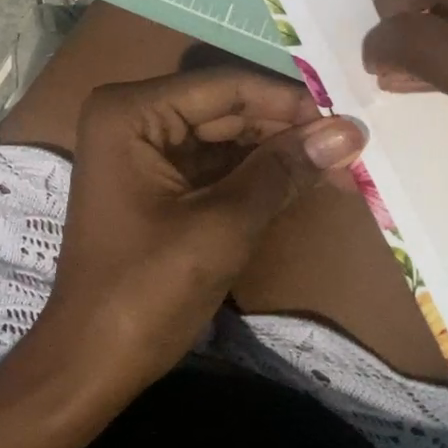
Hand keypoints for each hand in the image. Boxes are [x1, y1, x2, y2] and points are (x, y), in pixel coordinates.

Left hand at [43, 69, 366, 391]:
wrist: (91, 360)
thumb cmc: (146, 289)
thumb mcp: (222, 226)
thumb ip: (282, 172)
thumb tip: (348, 131)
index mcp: (130, 111)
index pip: (223, 87)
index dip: (288, 100)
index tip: (349, 117)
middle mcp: (131, 117)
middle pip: (224, 108)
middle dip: (286, 129)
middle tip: (356, 148)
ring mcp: (140, 149)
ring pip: (222, 136)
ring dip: (277, 153)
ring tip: (344, 167)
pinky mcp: (153, 181)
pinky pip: (212, 164)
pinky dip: (254, 174)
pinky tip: (303, 181)